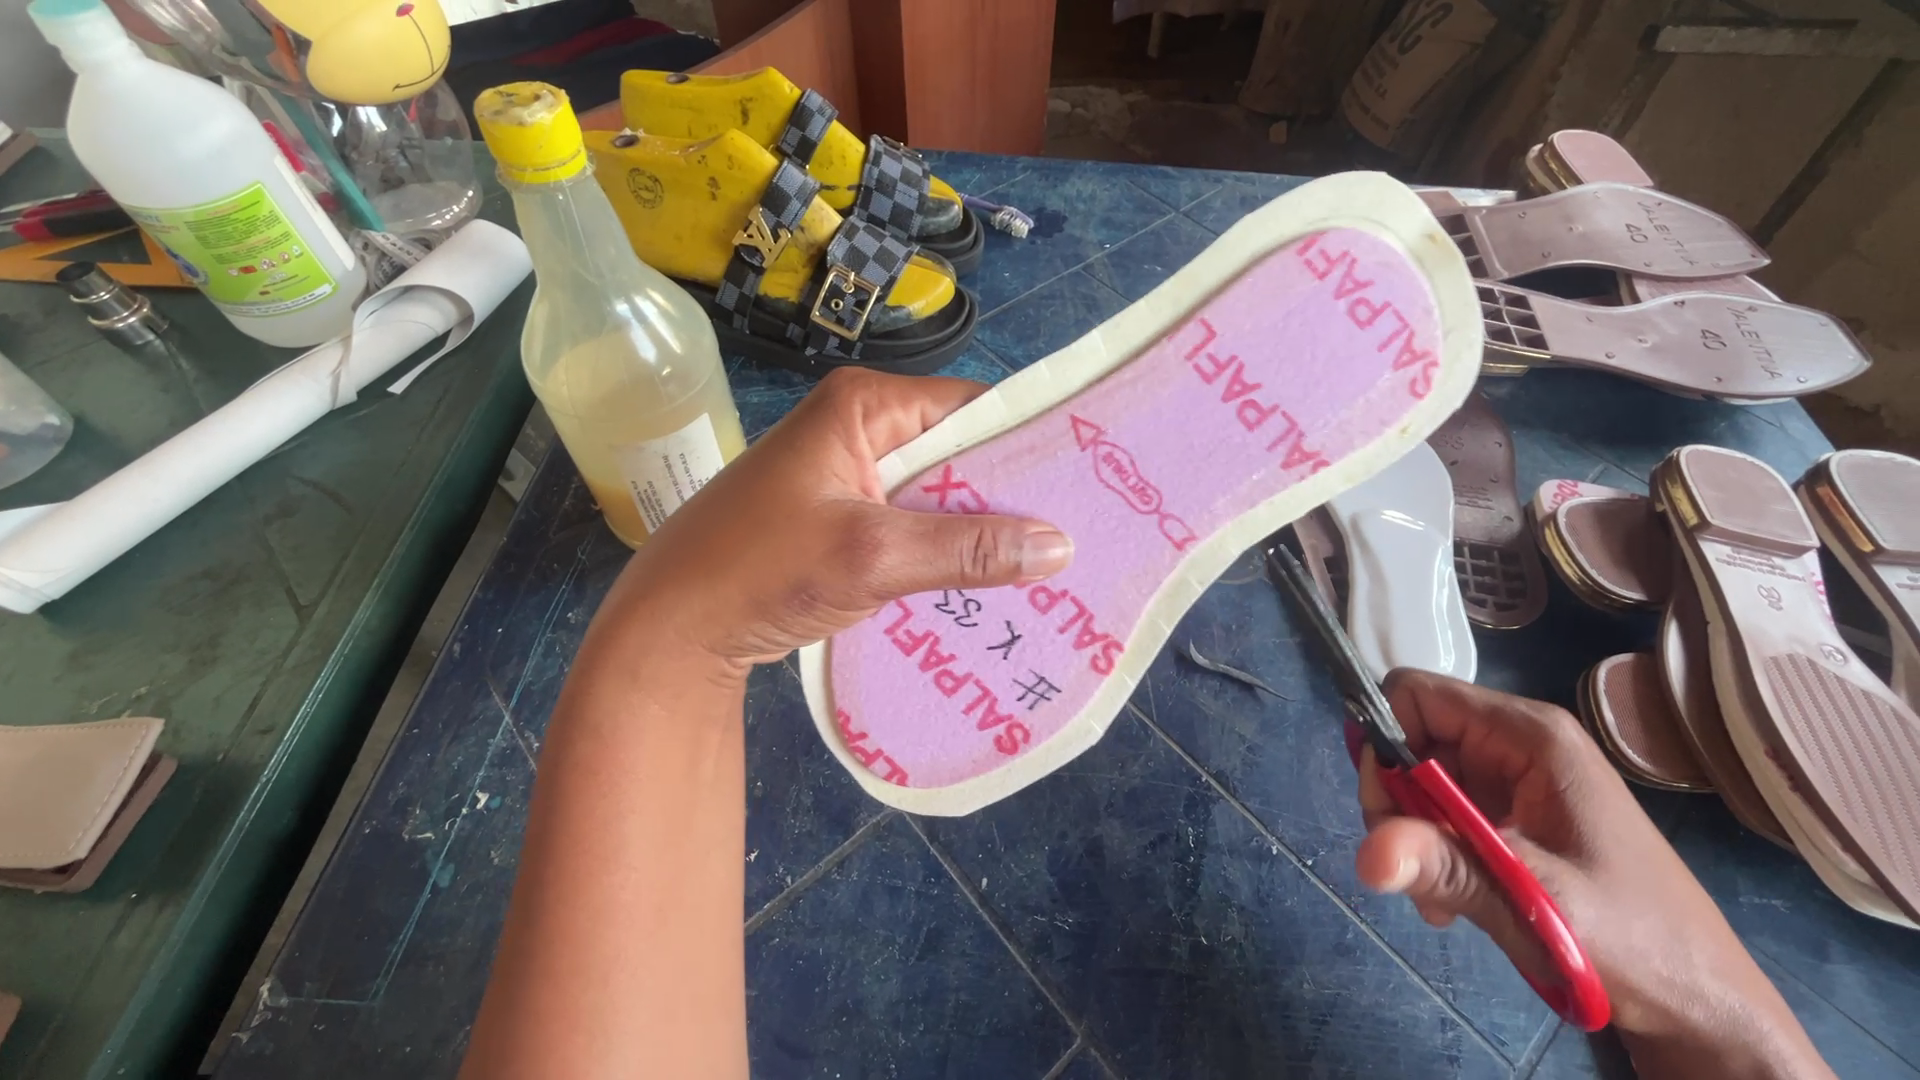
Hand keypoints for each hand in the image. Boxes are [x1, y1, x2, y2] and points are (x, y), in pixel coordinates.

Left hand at [600, 368, 1073, 670]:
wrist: (674, 630)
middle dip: (1008, 494)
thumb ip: (967, 548)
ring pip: (936, 494)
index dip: (1027, 441)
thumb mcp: (872, 556)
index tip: (1084, 482)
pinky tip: (985, 583)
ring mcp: (848, 476)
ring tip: (1045, 562)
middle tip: (1075, 533)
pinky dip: (944, 551)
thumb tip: (1061, 545)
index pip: (971, 407)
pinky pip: (910, 525)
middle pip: (957, 452)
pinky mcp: (841, 519)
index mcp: (864, 406)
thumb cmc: (763, 570)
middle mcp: (860, 428)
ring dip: (978, 529)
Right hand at [1354, 672, 1831, 1077]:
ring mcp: (1510, 779)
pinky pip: (1437, 813)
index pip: (1412, 693)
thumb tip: (1366, 854)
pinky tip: (1452, 900)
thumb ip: (1449, 867)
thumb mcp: (1539, 902)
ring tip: (1439, 896)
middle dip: (1393, 800)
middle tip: (1409, 862)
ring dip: (1408, 834)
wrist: (1704, 1008)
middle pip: (1407, 738)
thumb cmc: (1638, 942)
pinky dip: (1428, 852)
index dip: (1383, 740)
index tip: (1385, 809)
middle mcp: (1513, 743)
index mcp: (1527, 735)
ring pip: (1415, 779)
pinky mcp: (1506, 815)